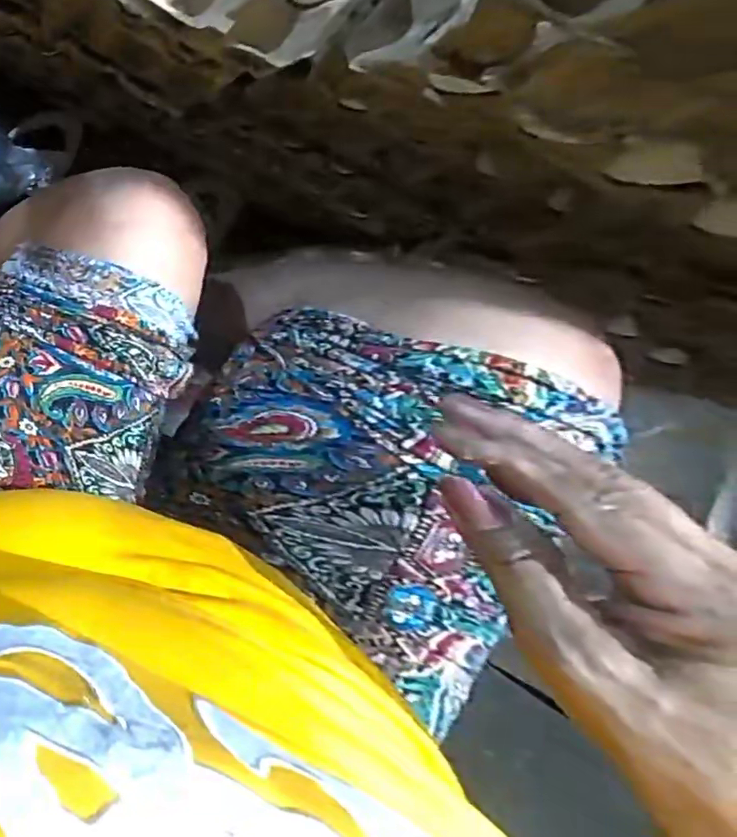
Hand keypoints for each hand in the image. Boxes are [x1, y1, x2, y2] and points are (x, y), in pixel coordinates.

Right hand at [434, 397, 736, 835]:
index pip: (584, 497)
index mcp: (697, 586)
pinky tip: (525, 467)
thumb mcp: (576, 661)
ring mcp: (718, 569)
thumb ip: (516, 567)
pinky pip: (627, 512)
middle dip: (522, 437)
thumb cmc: (665, 745)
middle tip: (450, 405)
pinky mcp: (704, 579)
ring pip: (621, 490)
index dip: (508, 455)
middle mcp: (720, 563)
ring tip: (475, 420)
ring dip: (541, 450)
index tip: (440, 428)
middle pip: (608, 480)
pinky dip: (565, 479)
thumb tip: (457, 491)